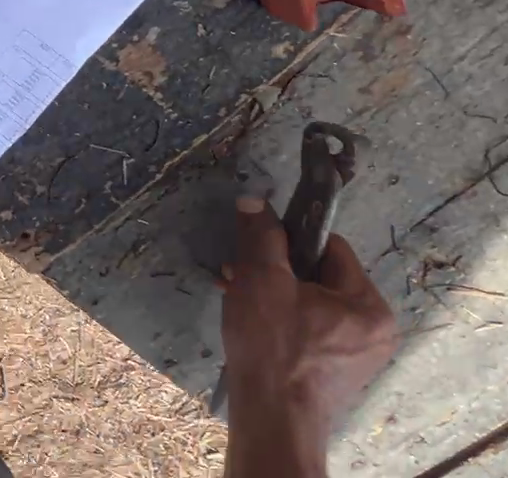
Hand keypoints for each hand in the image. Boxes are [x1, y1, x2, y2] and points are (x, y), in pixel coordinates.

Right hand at [221, 197, 396, 447]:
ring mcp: (358, 350)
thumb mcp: (261, 279)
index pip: (330, 248)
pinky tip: (250, 320)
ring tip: (236, 296)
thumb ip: (261, 238)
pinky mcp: (337, 366)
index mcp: (369, 304)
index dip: (287, 240)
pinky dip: (277, 316)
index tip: (253, 248)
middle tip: (236, 275)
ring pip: (308, 300)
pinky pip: (308, 325)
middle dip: (271, 269)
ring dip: (269, 291)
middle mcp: (374, 327)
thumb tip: (254, 201)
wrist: (273, 411)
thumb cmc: (272, 341)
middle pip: (317, 275)